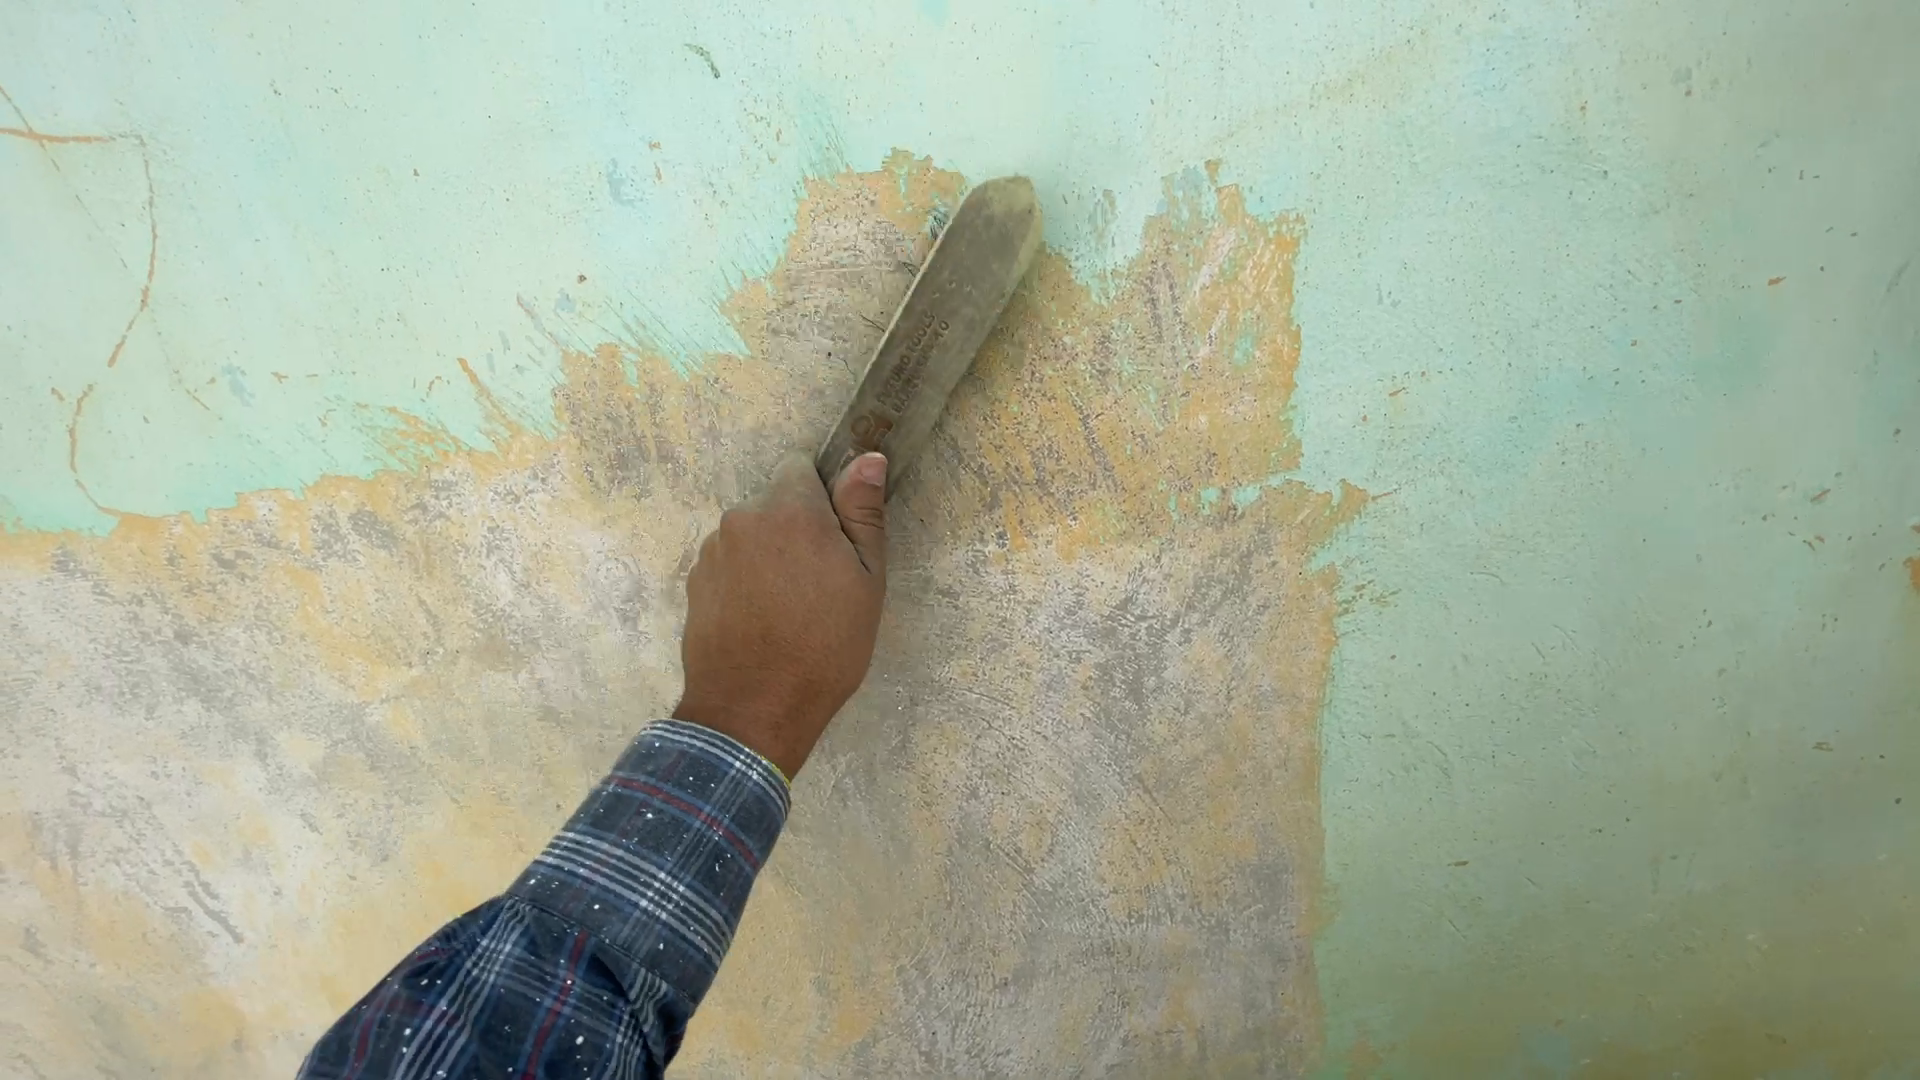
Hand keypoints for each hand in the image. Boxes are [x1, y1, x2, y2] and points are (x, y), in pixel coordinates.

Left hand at [672, 451, 887, 777]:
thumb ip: (864, 512)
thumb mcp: (867, 580)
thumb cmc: (826, 645)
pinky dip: (745, 578)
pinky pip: (729, 562)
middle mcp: (742, 517)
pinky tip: (759, 618)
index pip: (800, 465)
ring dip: (768, 552)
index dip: (822, 496)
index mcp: (790, 509)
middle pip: (774, 502)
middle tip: (819, 580)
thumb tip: (868, 457)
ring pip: (750, 533)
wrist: (754, 709)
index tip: (835, 535)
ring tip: (787, 606)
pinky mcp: (694, 581)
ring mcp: (711, 550)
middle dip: (796, 526)